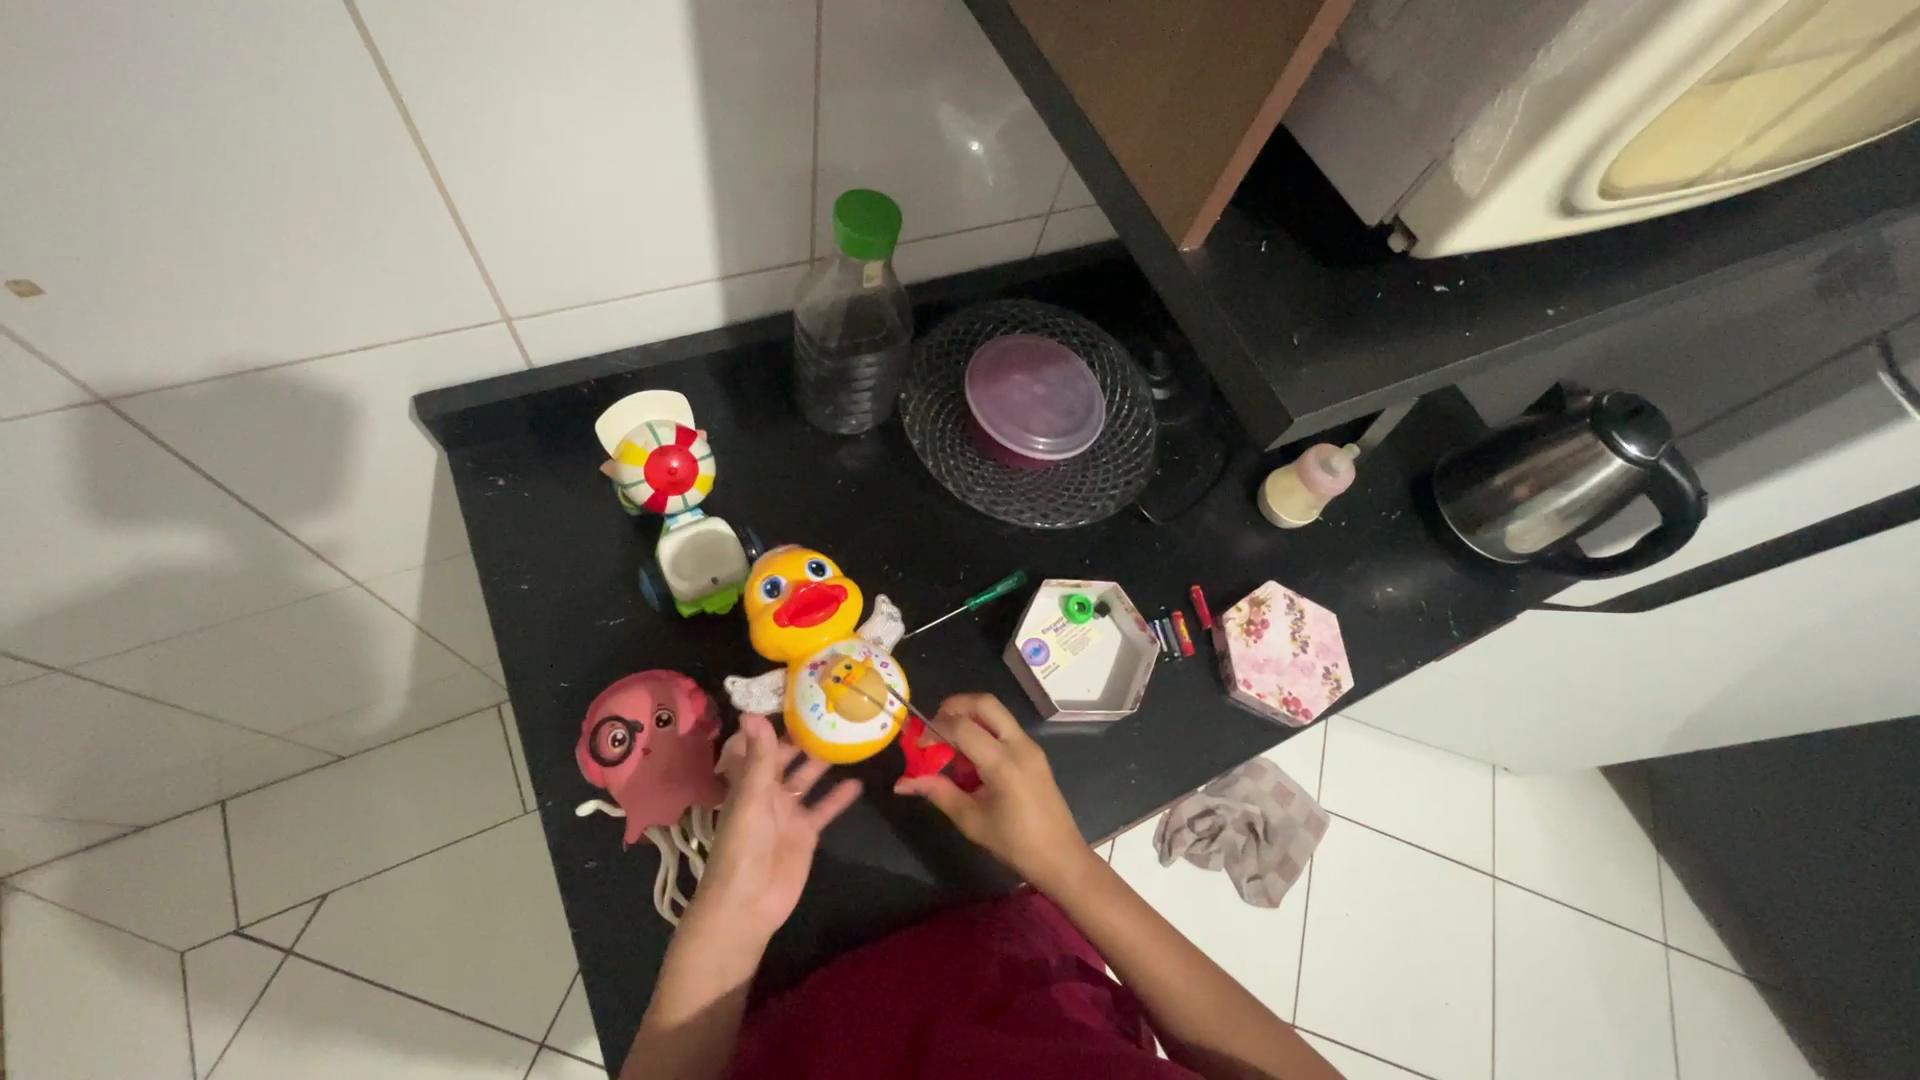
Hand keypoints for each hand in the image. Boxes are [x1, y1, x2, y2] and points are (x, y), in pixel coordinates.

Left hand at [691, 713, 861, 944]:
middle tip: (831, 712)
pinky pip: (824, 808)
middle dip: (804, 738)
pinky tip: (859, 781)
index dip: (774, 724)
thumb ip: (760, 757)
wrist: (748, 902)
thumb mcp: (752, 797)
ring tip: (848, 738)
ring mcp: (788, 812)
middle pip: (787, 759)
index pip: (761, 745)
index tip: (795, 698)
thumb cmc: (742, 846)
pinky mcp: (806, 832)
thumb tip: (752, 713)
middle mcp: (768, 792)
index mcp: (749, 782)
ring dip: (824, 762)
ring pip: (808, 780)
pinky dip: (839, 796)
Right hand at [893, 694, 1095, 892]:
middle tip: (934, 727)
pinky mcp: (1034, 752)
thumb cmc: (1014, 843)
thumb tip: (901, 783)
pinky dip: (983, 731)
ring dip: (970, 718)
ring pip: (996, 712)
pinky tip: (971, 761)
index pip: (963, 726)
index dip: (935, 729)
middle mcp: (1019, 744)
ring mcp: (1030, 746)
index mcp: (1003, 763)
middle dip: (954, 706)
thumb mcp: (971, 820)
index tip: (919, 745)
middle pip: (984, 703)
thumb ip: (937, 792)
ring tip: (951, 747)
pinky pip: (1004, 728)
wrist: (1060, 857)